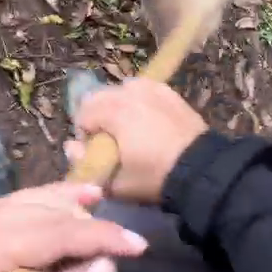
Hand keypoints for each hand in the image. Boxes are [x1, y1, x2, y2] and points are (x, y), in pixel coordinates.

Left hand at [0, 182, 147, 271]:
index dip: (100, 236)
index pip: (56, 232)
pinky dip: (48, 202)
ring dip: (70, 204)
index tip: (138, 245)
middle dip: (89, 222)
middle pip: (48, 211)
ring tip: (102, 202)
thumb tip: (107, 265)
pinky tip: (71, 199)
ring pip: (35, 198)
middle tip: (124, 238)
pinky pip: (19, 201)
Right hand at [69, 78, 207, 204]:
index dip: (84, 134)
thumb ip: (87, 165)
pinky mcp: (167, 92)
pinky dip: (136, 99)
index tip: (94, 152)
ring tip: (127, 129)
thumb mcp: (116, 182)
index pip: (84, 114)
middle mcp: (130, 93)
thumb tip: (71, 147)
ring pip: (120, 90)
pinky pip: (142, 88)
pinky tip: (145, 118)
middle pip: (99, 97)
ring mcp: (151, 89)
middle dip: (97, 116)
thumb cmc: (154, 177)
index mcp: (114, 112)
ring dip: (116, 105)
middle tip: (108, 141)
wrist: (200, 169)